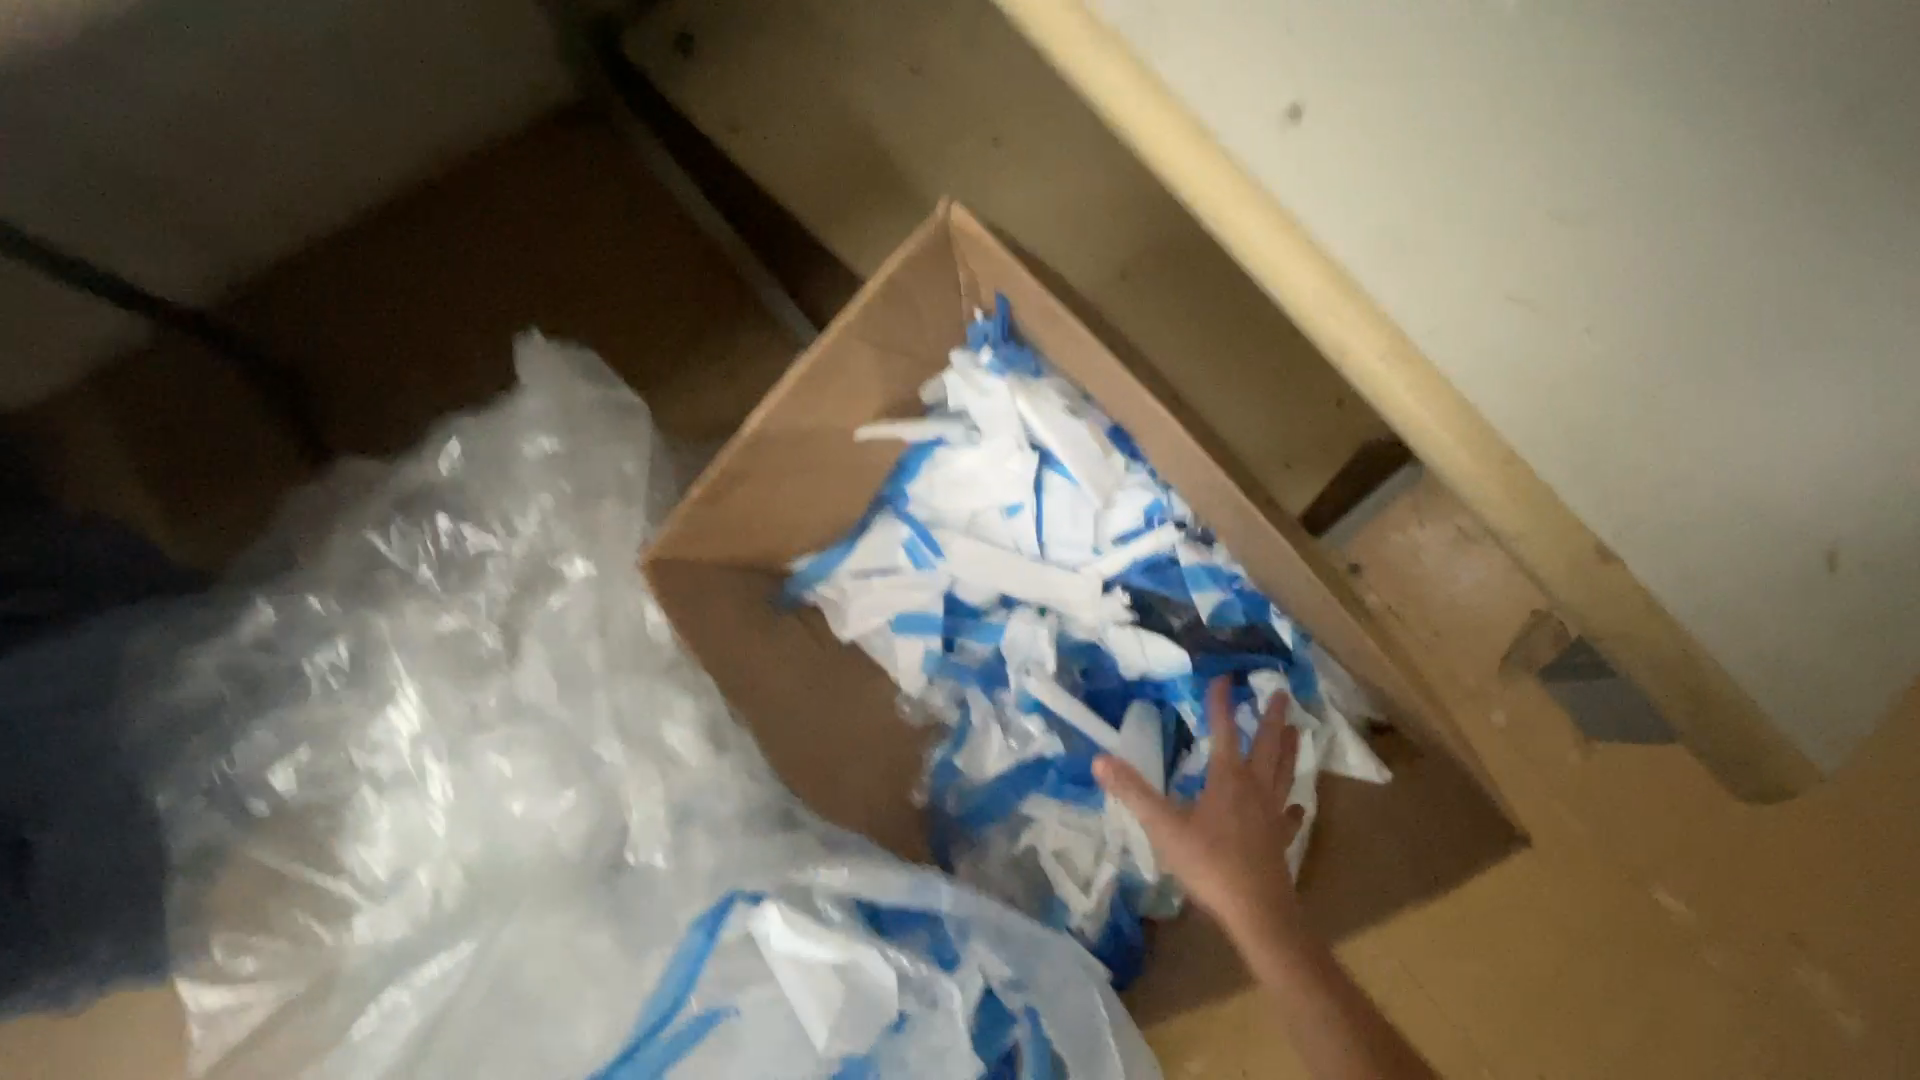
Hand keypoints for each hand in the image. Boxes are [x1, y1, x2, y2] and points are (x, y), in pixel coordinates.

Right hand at [1094, 676, 1306, 944]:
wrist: (1257, 912)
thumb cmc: (1209, 864)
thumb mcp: (1163, 826)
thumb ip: (1133, 792)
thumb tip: (1100, 759)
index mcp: (1228, 779)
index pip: (1224, 730)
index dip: (1221, 702)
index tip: (1224, 676)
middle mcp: (1255, 789)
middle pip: (1267, 744)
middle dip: (1271, 716)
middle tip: (1279, 692)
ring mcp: (1272, 815)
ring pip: (1284, 773)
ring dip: (1289, 749)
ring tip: (1295, 730)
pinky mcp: (1280, 841)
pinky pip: (1290, 817)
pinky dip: (1293, 806)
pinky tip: (1296, 806)